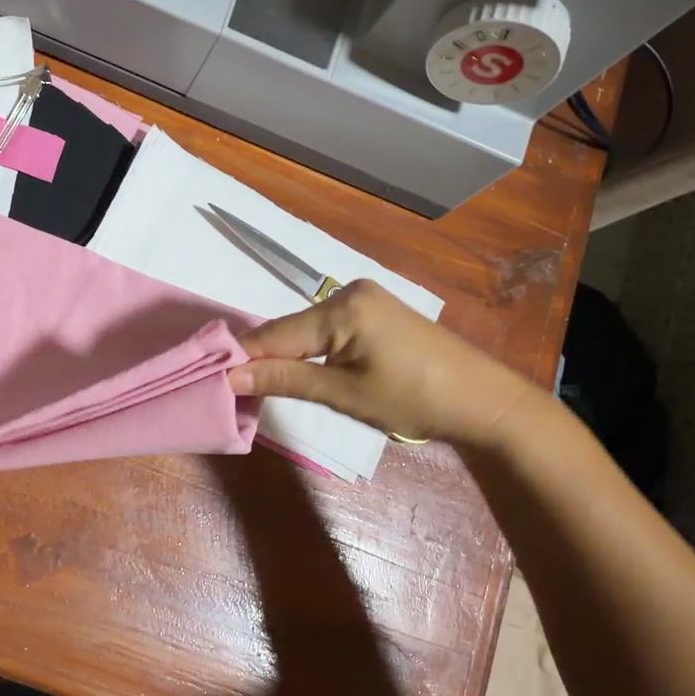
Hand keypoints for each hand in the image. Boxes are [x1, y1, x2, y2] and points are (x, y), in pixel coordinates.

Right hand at [228, 279, 540, 448]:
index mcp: (342, 307)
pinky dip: (308, 352)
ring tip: (258, 387)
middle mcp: (349, 293)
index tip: (209, 382)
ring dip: (283, 358)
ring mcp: (365, 300)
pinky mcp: (375, 314)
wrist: (485, 403)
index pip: (274, 334)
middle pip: (287, 329)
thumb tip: (230, 377)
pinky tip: (296, 372)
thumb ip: (285, 380)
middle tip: (232, 391)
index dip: (241, 359)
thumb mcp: (344, 394)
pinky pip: (326, 331)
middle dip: (261, 359)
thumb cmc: (416, 400)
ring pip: (305, 331)